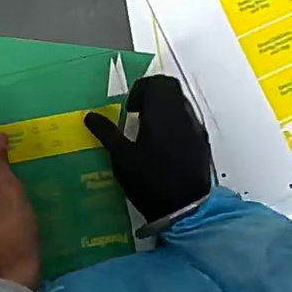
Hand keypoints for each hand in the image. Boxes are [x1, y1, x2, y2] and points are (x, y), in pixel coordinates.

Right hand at [84, 75, 212, 224]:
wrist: (184, 207)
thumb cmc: (149, 182)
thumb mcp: (122, 158)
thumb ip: (107, 133)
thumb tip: (91, 116)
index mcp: (161, 115)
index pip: (155, 83)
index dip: (139, 89)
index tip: (129, 108)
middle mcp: (182, 115)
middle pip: (170, 87)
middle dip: (152, 92)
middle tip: (137, 111)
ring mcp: (195, 127)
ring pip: (180, 101)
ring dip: (163, 105)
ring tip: (147, 127)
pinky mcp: (201, 140)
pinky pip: (187, 117)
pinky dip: (173, 118)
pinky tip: (161, 141)